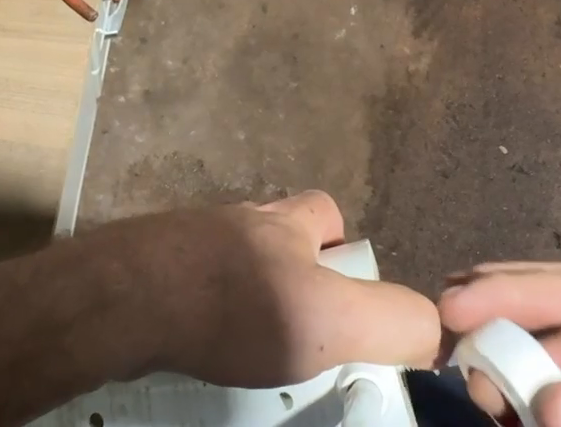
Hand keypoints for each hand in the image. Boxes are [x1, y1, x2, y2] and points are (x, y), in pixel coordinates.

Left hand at [137, 191, 440, 388]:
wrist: (127, 299)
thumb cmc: (234, 304)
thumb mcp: (329, 318)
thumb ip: (390, 320)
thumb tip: (432, 329)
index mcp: (284, 223)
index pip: (326, 214)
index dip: (343, 251)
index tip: (344, 299)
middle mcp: (239, 220)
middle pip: (277, 230)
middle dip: (294, 267)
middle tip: (298, 326)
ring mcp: (192, 238)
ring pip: (234, 257)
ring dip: (248, 289)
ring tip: (251, 346)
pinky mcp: (156, 266)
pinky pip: (193, 281)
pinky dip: (206, 307)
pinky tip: (204, 343)